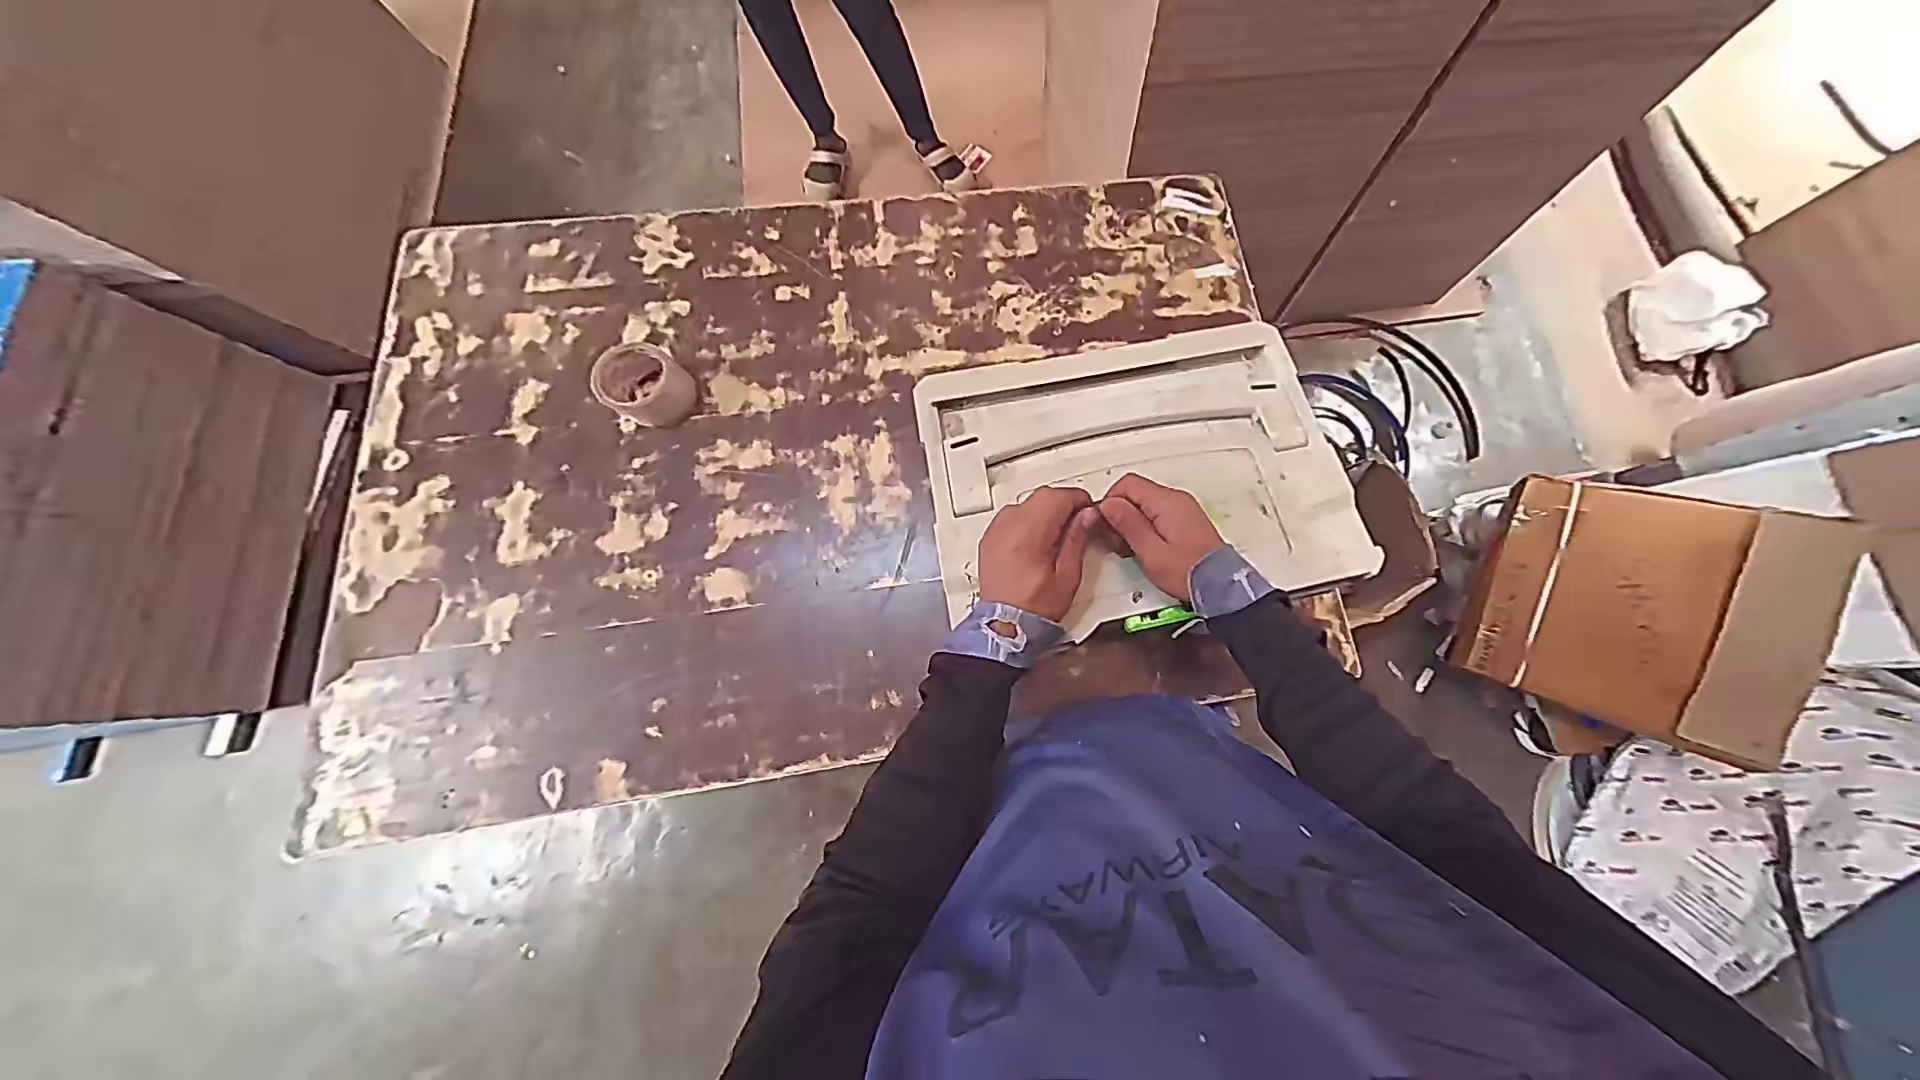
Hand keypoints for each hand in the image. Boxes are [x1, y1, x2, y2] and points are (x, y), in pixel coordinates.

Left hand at [977, 486, 1099, 621]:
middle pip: (1041, 496)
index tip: (1089, 510)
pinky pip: (1012, 516)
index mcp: (1027, 534)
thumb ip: (1077, 540)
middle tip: (1080, 522)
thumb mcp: (1067, 576)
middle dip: (1063, 503)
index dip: (1078, 499)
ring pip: (1026, 503)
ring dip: (1045, 510)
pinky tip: (1039, 539)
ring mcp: (995, 531)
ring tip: (1060, 534)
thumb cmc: (1033, 608)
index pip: (1056, 496)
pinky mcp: (989, 538)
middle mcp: (1007, 527)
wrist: (1003, 625)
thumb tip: (1086, 516)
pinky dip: (1028, 520)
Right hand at [1096, 473, 1221, 602]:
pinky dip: (1144, 527)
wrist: (1220, 587)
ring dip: (1131, 522)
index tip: (1104, 524)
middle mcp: (1176, 500)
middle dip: (1119, 513)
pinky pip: (1156, 513)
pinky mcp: (1185, 520)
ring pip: (1144, 503)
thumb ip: (1127, 523)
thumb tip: (1109, 504)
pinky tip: (1143, 547)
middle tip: (1115, 540)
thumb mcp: (1150, 551)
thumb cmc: (1189, 573)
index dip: (1109, 502)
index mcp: (1167, 502)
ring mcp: (1182, 509)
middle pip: (1135, 492)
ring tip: (1130, 548)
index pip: (1127, 484)